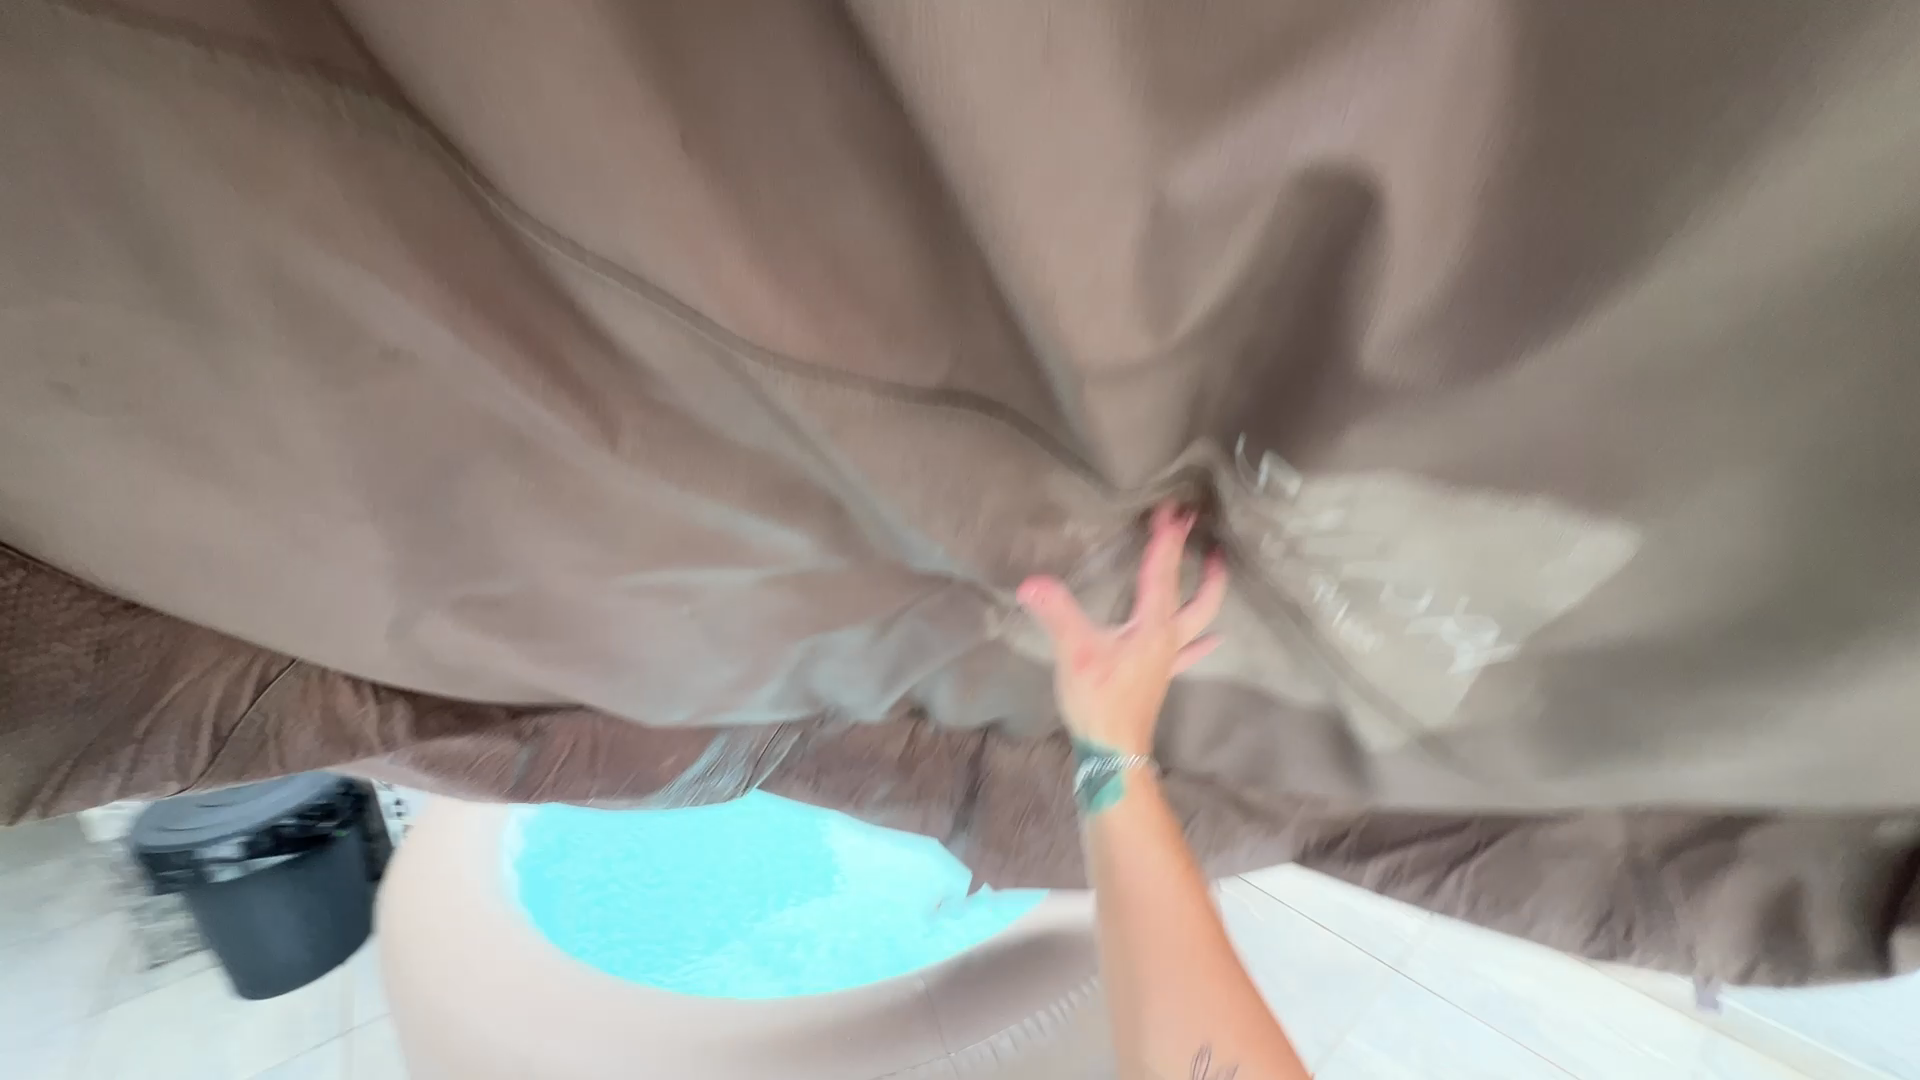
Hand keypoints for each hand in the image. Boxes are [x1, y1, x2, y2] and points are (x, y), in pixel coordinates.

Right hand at [1018, 502, 1227, 756]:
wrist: (1114, 752)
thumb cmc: (1098, 700)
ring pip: (1199, 619)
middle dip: (1201, 562)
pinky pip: (1189, 653)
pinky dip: (1202, 641)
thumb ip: (1056, 614)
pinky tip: (1215, 639)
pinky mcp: (1160, 676)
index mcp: (1152, 625)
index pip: (1162, 573)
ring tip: (1216, 566)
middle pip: (1198, 595)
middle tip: (1200, 531)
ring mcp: (1168, 659)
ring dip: (1208, 591)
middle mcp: (1168, 637)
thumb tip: (1030, 582)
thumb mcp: (1074, 653)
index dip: (1167, 539)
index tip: (1172, 508)